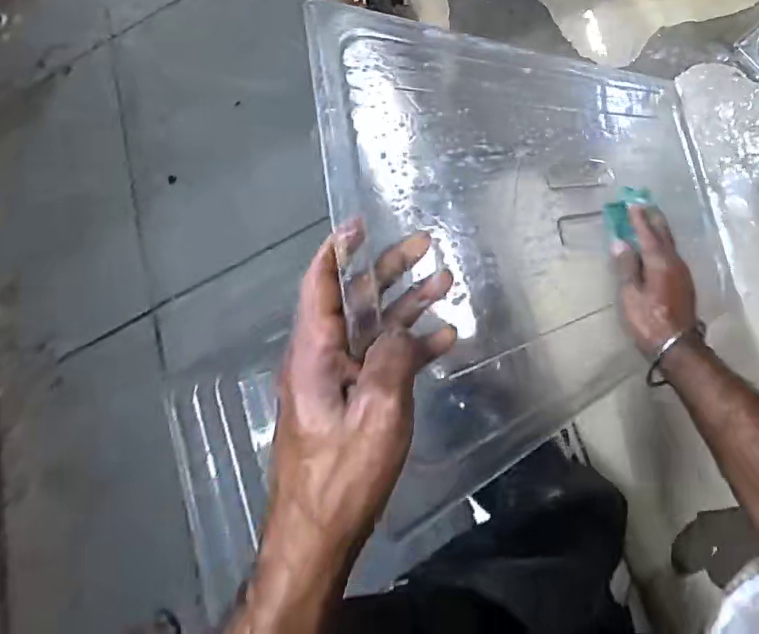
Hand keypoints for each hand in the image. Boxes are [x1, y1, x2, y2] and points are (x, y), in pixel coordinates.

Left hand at [253, 222, 456, 603]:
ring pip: (373, 326)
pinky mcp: (352, 401)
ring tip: (444, 280)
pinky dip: (410, 345)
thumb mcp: (376, 411)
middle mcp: (322, 357)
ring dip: (407, 303)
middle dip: (388, 268)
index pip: (320, 284)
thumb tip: (401, 331)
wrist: (318, 536)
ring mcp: (337, 379)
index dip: (338, 249)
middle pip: (355, 299)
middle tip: (424, 243)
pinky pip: (382, 360)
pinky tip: (443, 338)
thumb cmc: (342, 473)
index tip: (360, 223)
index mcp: (314, 351)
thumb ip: (391, 358)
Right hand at [611, 203, 698, 355]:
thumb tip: (620, 243)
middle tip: (645, 205)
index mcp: (660, 261)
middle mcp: (674, 262)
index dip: (639, 219)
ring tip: (650, 221)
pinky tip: (657, 248)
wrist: (678, 347)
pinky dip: (663, 245)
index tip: (632, 204)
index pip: (648, 233)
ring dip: (659, 231)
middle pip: (664, 235)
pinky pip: (672, 255)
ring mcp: (682, 273)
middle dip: (654, 219)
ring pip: (670, 244)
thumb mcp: (631, 295)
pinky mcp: (684, 284)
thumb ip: (627, 267)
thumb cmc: (649, 321)